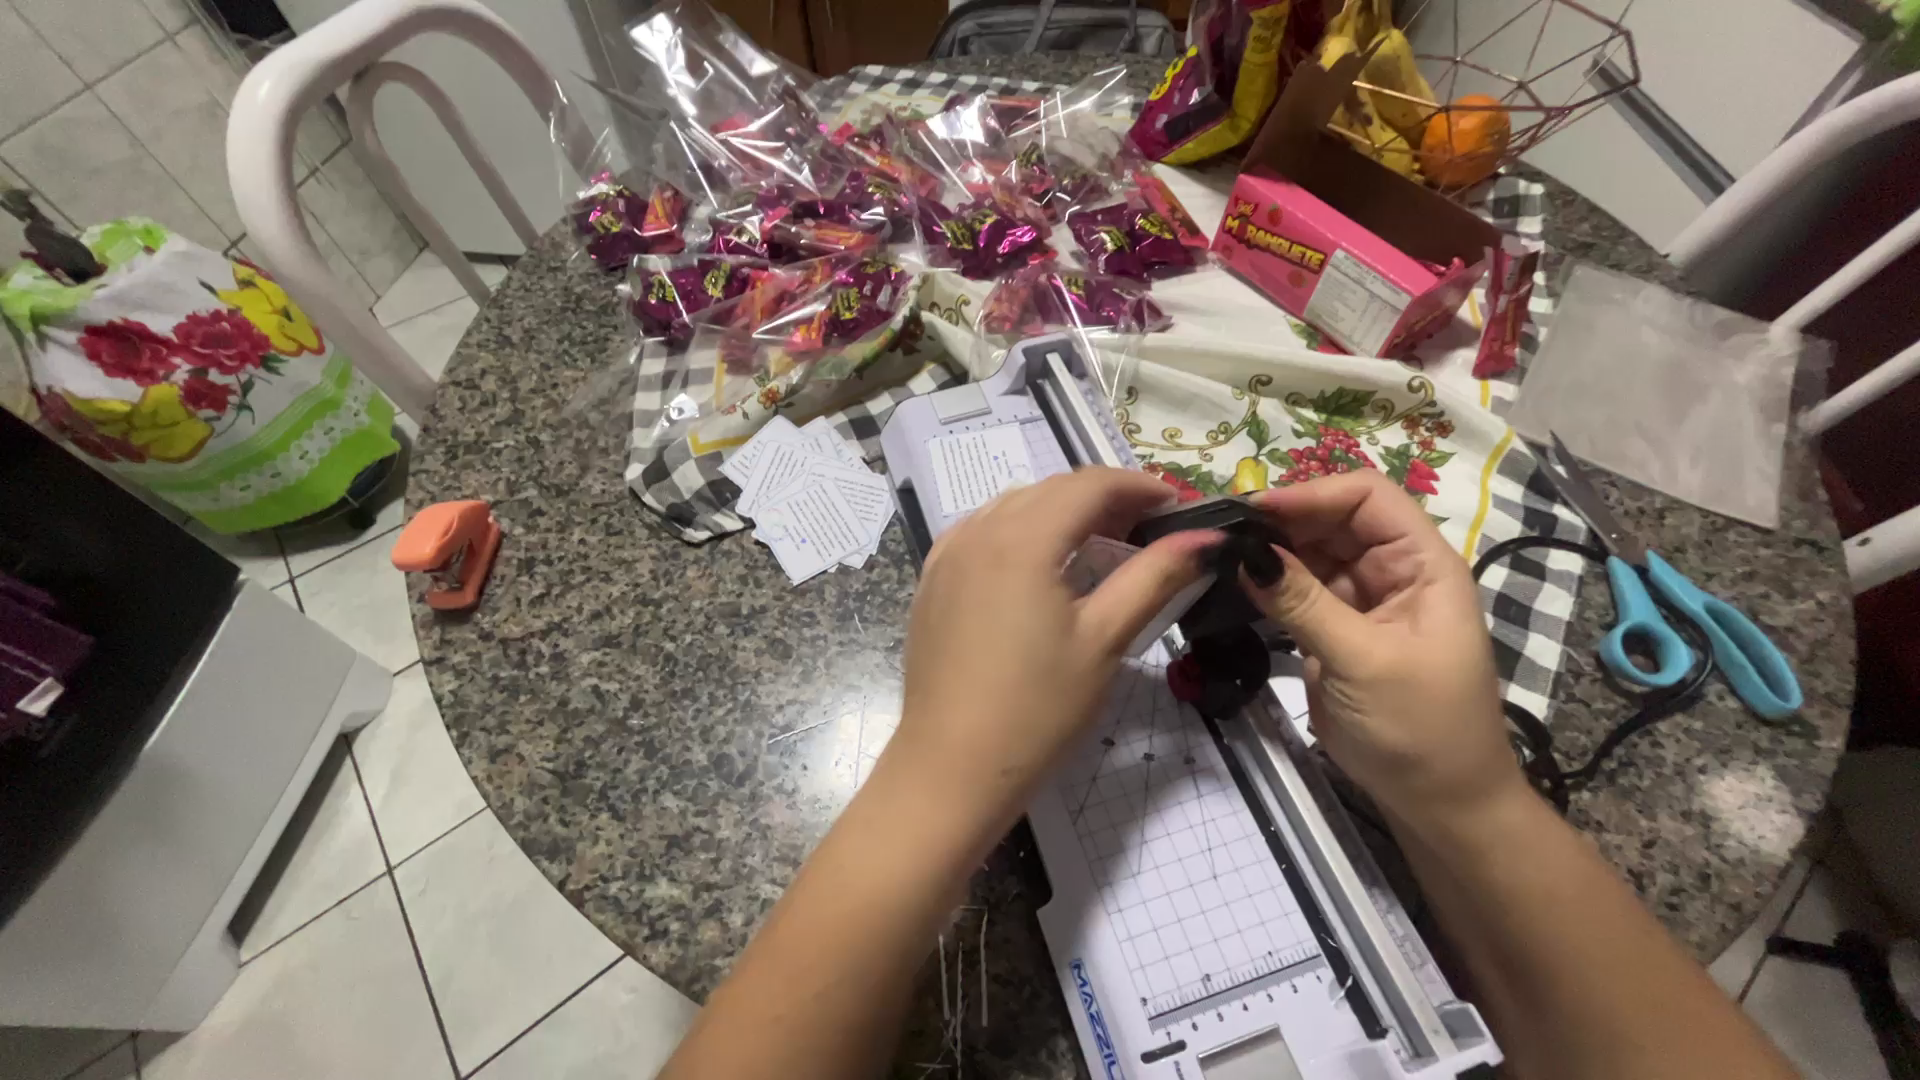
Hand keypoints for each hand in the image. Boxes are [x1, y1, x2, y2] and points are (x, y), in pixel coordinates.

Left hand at [892, 468, 1216, 827]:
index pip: (1089, 484)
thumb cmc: (1037, 709)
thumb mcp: (1104, 640)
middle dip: (1105, 499)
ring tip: (1101, 546)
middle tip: (1149, 530)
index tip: (1178, 506)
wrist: (951, 768)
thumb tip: (1206, 536)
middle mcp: (976, 530)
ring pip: (1014, 507)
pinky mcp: (931, 581)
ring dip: (1062, 513)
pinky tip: (1041, 566)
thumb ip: (1154, 576)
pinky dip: (1020, 533)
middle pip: (1051, 490)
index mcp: (1020, 538)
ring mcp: (946, 555)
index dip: (1140, 486)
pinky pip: (982, 532)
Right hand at [1240, 471, 1527, 825]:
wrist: (1436, 802)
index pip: (1367, 498)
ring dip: (1268, 552)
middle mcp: (1391, 571)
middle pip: (1332, 520)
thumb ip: (1303, 602)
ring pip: (1308, 555)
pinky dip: (1266, 585)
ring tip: (1218, 556)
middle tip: (1220, 535)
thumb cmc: (1420, 727)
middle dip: (1280, 522)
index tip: (1251, 512)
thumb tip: (1243, 553)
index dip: (1311, 494)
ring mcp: (1360, 601)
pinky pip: (1296, 592)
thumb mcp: (1363, 660)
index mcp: (1422, 564)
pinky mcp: (1334, 631)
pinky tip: (1232, 585)